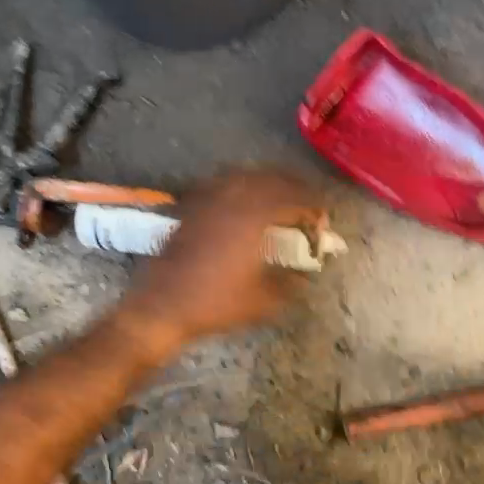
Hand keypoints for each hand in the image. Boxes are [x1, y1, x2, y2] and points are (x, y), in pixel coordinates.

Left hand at [116, 169, 319, 350]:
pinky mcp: (190, 208)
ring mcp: (206, 201)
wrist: (161, 307)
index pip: (293, 199)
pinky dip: (238, 186)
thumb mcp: (261, 301)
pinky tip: (241, 201)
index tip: (323, 222)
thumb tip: (306, 276)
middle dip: (293, 187)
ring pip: (243, 176)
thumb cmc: (213, 304)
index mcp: (253, 217)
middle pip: (270, 178)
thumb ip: (290, 284)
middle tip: (307, 204)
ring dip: (266, 182)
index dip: (313, 208)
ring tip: (279, 197)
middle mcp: (231, 200)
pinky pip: (220, 184)